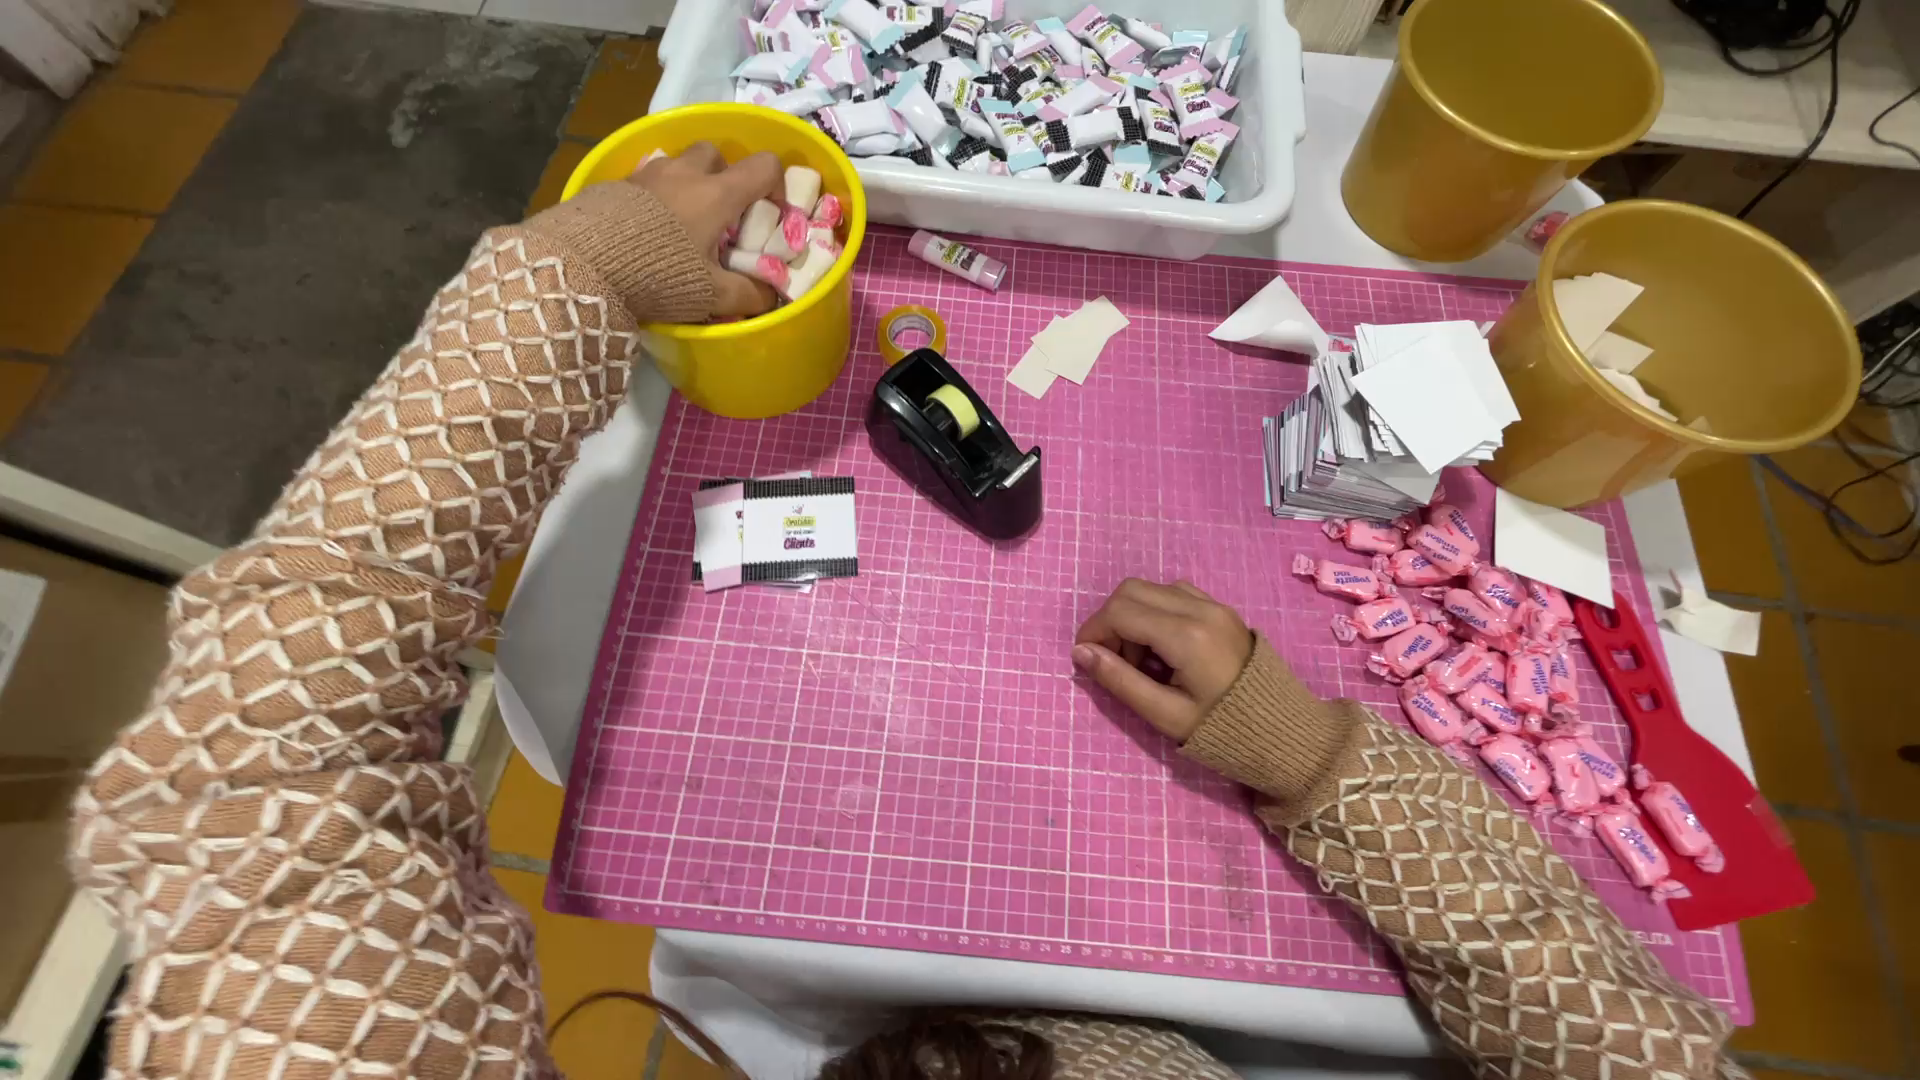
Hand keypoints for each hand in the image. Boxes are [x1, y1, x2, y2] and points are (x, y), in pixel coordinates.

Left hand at [630, 142, 783, 318]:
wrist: (582, 263)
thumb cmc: (659, 274)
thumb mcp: (712, 295)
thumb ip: (749, 294)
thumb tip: (769, 296)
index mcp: (716, 194)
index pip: (763, 166)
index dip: (776, 185)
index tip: (771, 213)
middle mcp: (684, 173)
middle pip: (715, 153)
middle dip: (725, 176)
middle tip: (722, 214)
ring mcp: (646, 175)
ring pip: (678, 163)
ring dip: (688, 184)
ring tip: (683, 224)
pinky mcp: (614, 185)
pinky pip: (645, 181)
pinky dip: (656, 199)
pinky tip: (649, 230)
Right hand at [1072, 579, 1254, 741]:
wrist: (1283, 730)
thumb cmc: (1223, 731)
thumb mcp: (1165, 715)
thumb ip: (1120, 681)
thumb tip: (1080, 652)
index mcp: (1187, 636)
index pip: (1120, 612)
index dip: (1094, 631)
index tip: (1086, 658)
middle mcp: (1199, 609)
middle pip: (1130, 590)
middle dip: (1110, 620)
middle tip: (1113, 659)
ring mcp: (1213, 604)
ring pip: (1151, 588)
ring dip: (1132, 616)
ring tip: (1140, 659)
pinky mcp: (1220, 608)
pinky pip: (1173, 594)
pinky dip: (1154, 612)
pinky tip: (1161, 647)